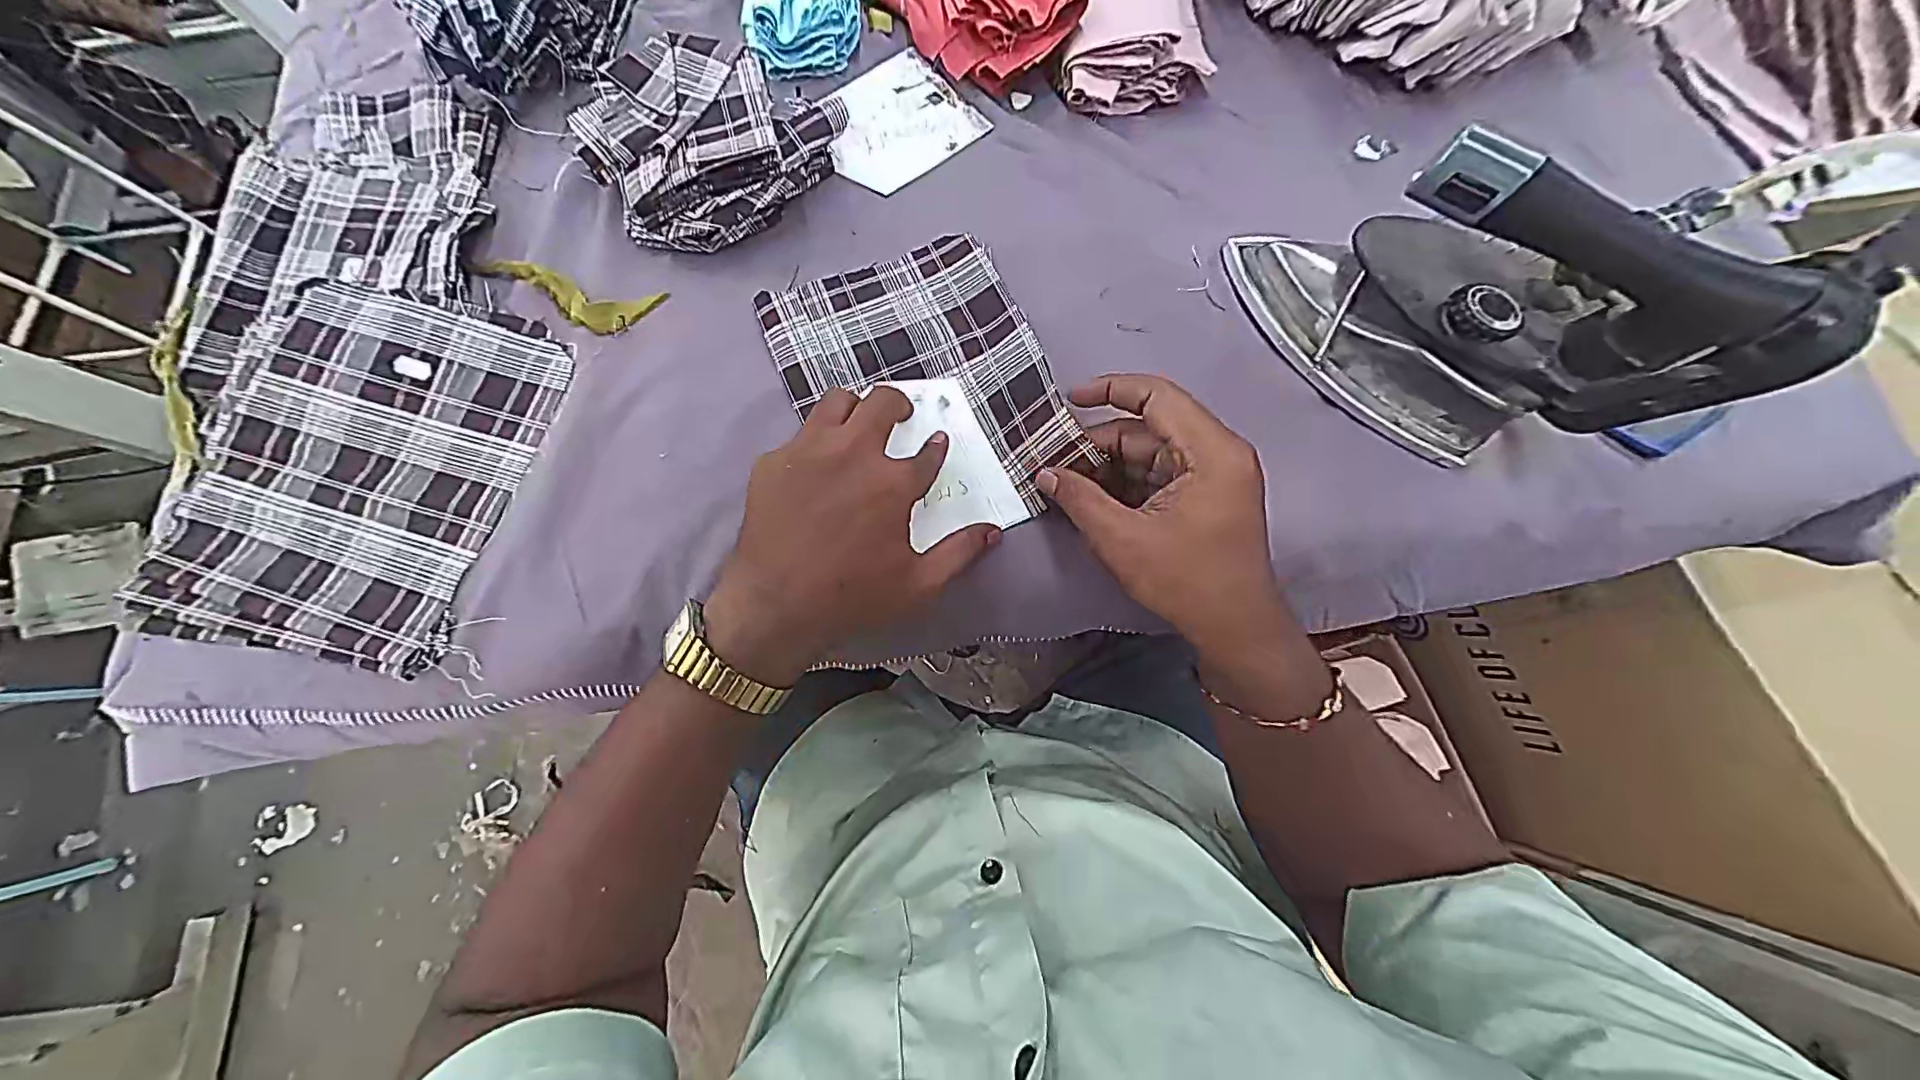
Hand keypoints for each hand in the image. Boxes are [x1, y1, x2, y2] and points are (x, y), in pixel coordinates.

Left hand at [703, 387, 1000, 685]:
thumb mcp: (919, 584)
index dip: (935, 447)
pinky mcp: (774, 461)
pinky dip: (815, 442)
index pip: (926, 452)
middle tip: (900, 417)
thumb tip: (992, 531)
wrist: (775, 605)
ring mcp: (809, 451)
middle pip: (882, 402)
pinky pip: (800, 435)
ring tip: (857, 426)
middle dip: (898, 404)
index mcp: (893, 483)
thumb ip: (960, 553)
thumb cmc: (852, 597)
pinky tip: (815, 466)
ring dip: (855, 408)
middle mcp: (854, 454)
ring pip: (837, 401)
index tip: (936, 444)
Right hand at [1037, 375, 1297, 652]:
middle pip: (1149, 428)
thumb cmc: (1188, 583)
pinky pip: (1159, 475)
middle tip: (1056, 462)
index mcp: (1212, 452)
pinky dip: (1126, 483)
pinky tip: (1093, 498)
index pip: (1158, 397)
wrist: (1235, 627)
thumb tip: (1045, 473)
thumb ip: (1079, 499)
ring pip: (1151, 453)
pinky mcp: (1205, 496)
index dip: (1111, 390)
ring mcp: (1214, 475)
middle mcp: (1219, 454)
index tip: (1072, 400)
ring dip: (1109, 467)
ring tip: (1068, 483)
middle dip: (1100, 444)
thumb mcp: (1122, 539)